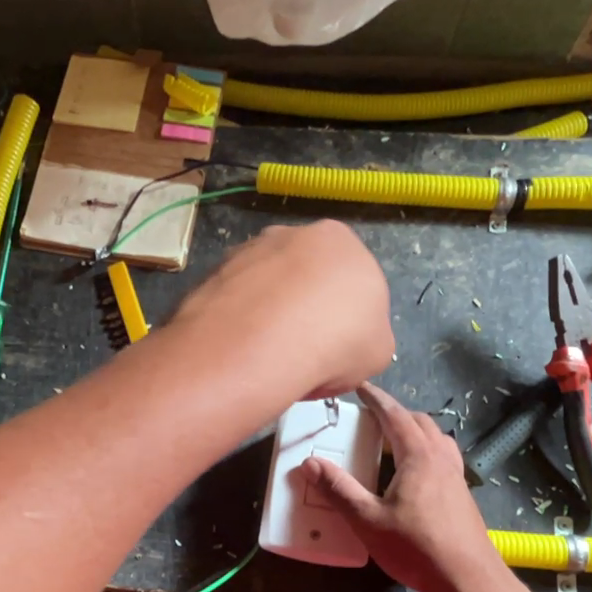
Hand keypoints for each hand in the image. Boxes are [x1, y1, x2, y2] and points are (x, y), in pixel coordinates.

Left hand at [170, 220, 393, 398]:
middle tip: (301, 353)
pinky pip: (232, 300)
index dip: (344, 320)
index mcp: (342, 241)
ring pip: (264, 286)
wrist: (262, 344)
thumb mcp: (378, 350)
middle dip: (303, 311)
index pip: (349, 280)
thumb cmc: (336, 342)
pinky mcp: (212, 273)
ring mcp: (248, 250)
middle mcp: (293, 234)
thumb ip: (368, 335)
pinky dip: (236, 322)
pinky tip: (241, 351)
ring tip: (266, 356)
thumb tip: (349, 343)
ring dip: (267, 315)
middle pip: (303, 276)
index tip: (334, 350)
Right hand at [299, 383, 500, 591]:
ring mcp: (456, 478)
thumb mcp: (367, 520)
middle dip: (395, 413)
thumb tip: (310, 462)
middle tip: (371, 417)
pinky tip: (414, 475)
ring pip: (437, 440)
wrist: (468, 579)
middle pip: (420, 423)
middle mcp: (441, 459)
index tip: (360, 387)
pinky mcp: (462, 496)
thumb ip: (338, 489)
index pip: (395, 416)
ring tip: (393, 440)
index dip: (376, 400)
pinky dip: (426, 452)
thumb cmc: (416, 547)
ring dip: (415, 431)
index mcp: (418, 457)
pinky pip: (443, 458)